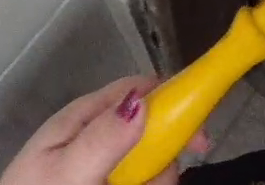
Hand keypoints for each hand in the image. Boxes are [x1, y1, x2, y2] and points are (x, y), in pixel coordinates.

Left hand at [0, 76, 209, 184]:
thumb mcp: (66, 170)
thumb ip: (103, 137)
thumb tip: (143, 100)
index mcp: (84, 115)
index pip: (137, 90)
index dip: (173, 102)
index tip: (198, 133)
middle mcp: (96, 134)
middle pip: (150, 130)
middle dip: (163, 157)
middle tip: (156, 184)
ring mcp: (100, 164)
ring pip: (148, 164)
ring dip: (153, 181)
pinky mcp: (104, 182)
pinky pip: (138, 182)